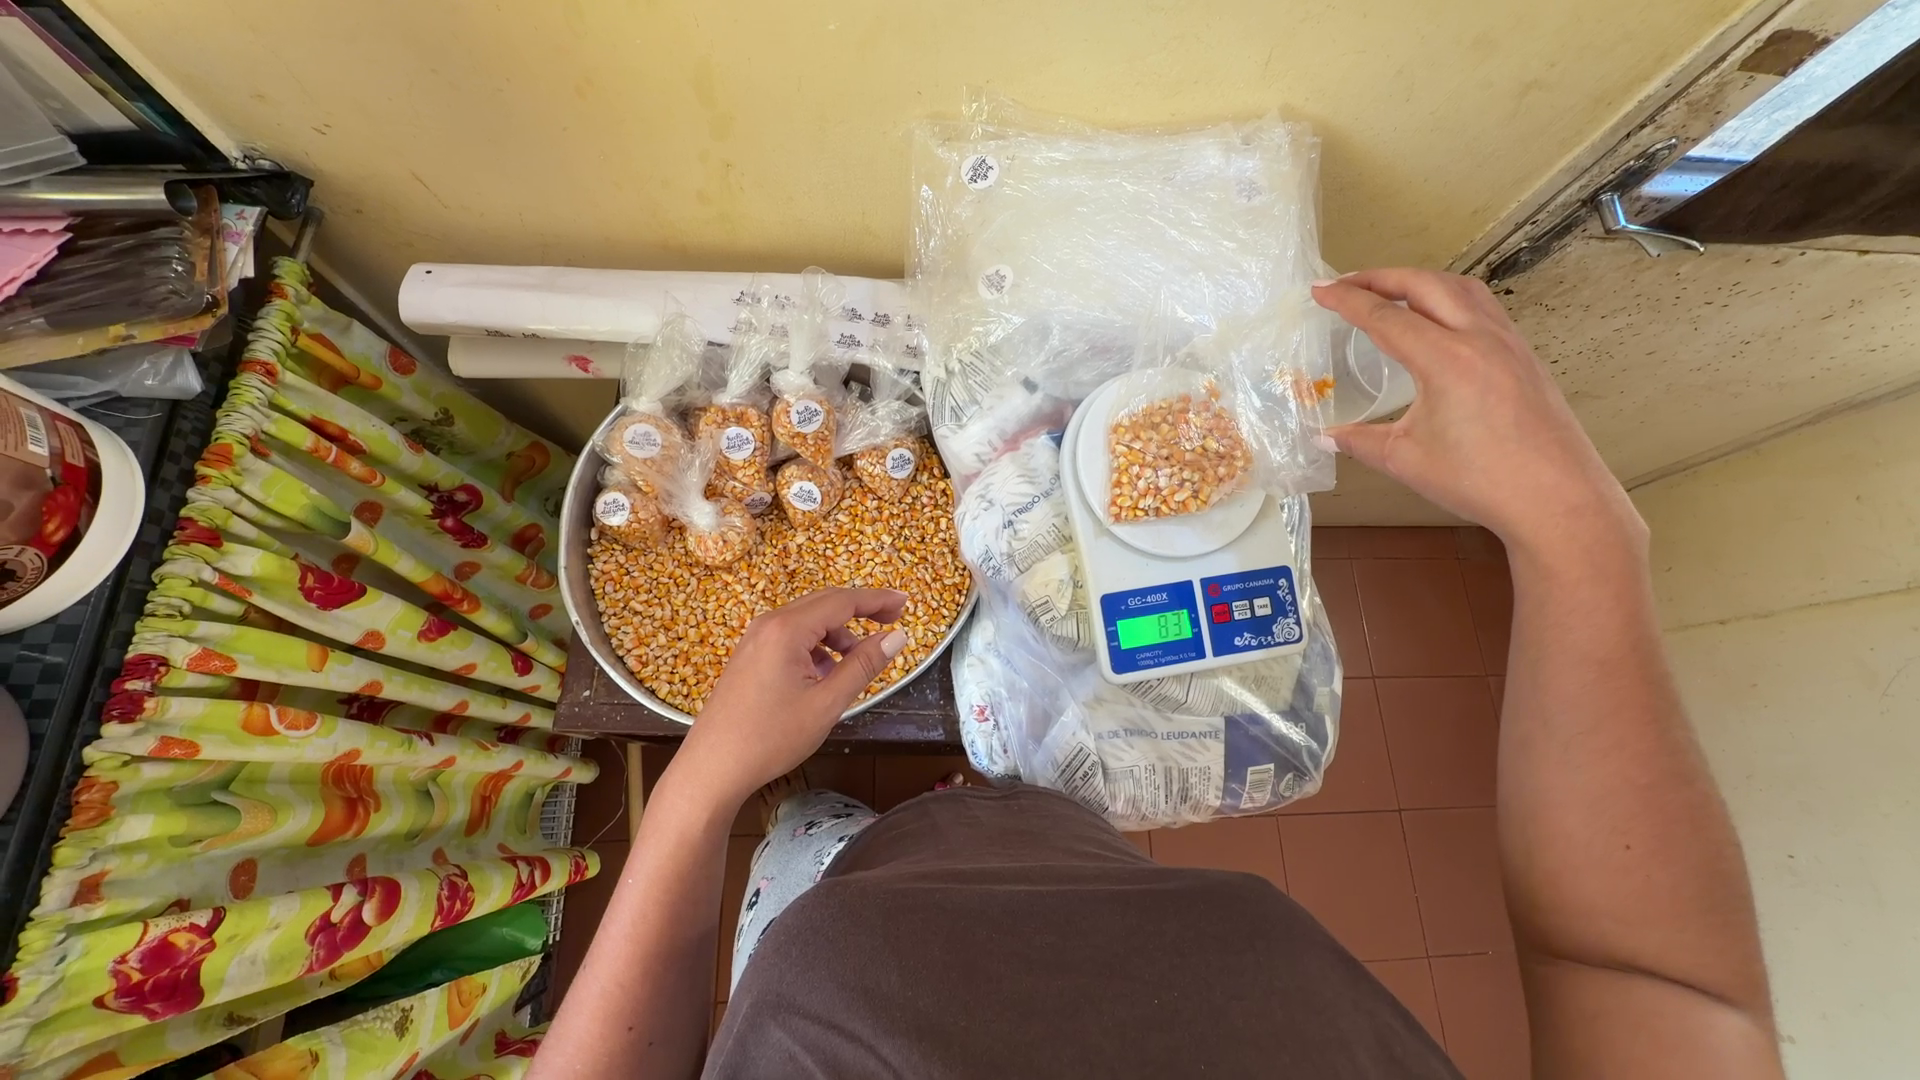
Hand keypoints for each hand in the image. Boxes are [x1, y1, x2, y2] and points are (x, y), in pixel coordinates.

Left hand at [671, 588, 909, 808]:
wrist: (712, 768)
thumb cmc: (771, 737)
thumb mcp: (826, 703)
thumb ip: (863, 665)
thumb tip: (897, 636)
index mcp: (788, 629)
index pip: (842, 601)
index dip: (877, 600)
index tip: (906, 603)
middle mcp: (769, 624)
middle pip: (824, 603)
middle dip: (861, 609)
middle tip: (893, 620)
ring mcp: (755, 639)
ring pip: (807, 621)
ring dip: (838, 633)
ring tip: (858, 661)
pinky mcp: (749, 656)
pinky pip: (791, 637)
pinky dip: (816, 646)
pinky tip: (825, 675)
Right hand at [1310, 269, 1646, 564]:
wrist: (1556, 498)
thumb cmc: (1479, 479)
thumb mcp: (1405, 459)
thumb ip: (1360, 441)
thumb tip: (1325, 437)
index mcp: (1445, 360)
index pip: (1385, 317)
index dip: (1347, 300)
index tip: (1319, 290)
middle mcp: (1479, 339)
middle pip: (1425, 285)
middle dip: (1380, 278)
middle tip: (1345, 284)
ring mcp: (1508, 343)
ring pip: (1460, 289)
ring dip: (1419, 281)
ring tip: (1388, 291)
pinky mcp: (1523, 355)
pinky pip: (1482, 308)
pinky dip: (1448, 298)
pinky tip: (1435, 318)